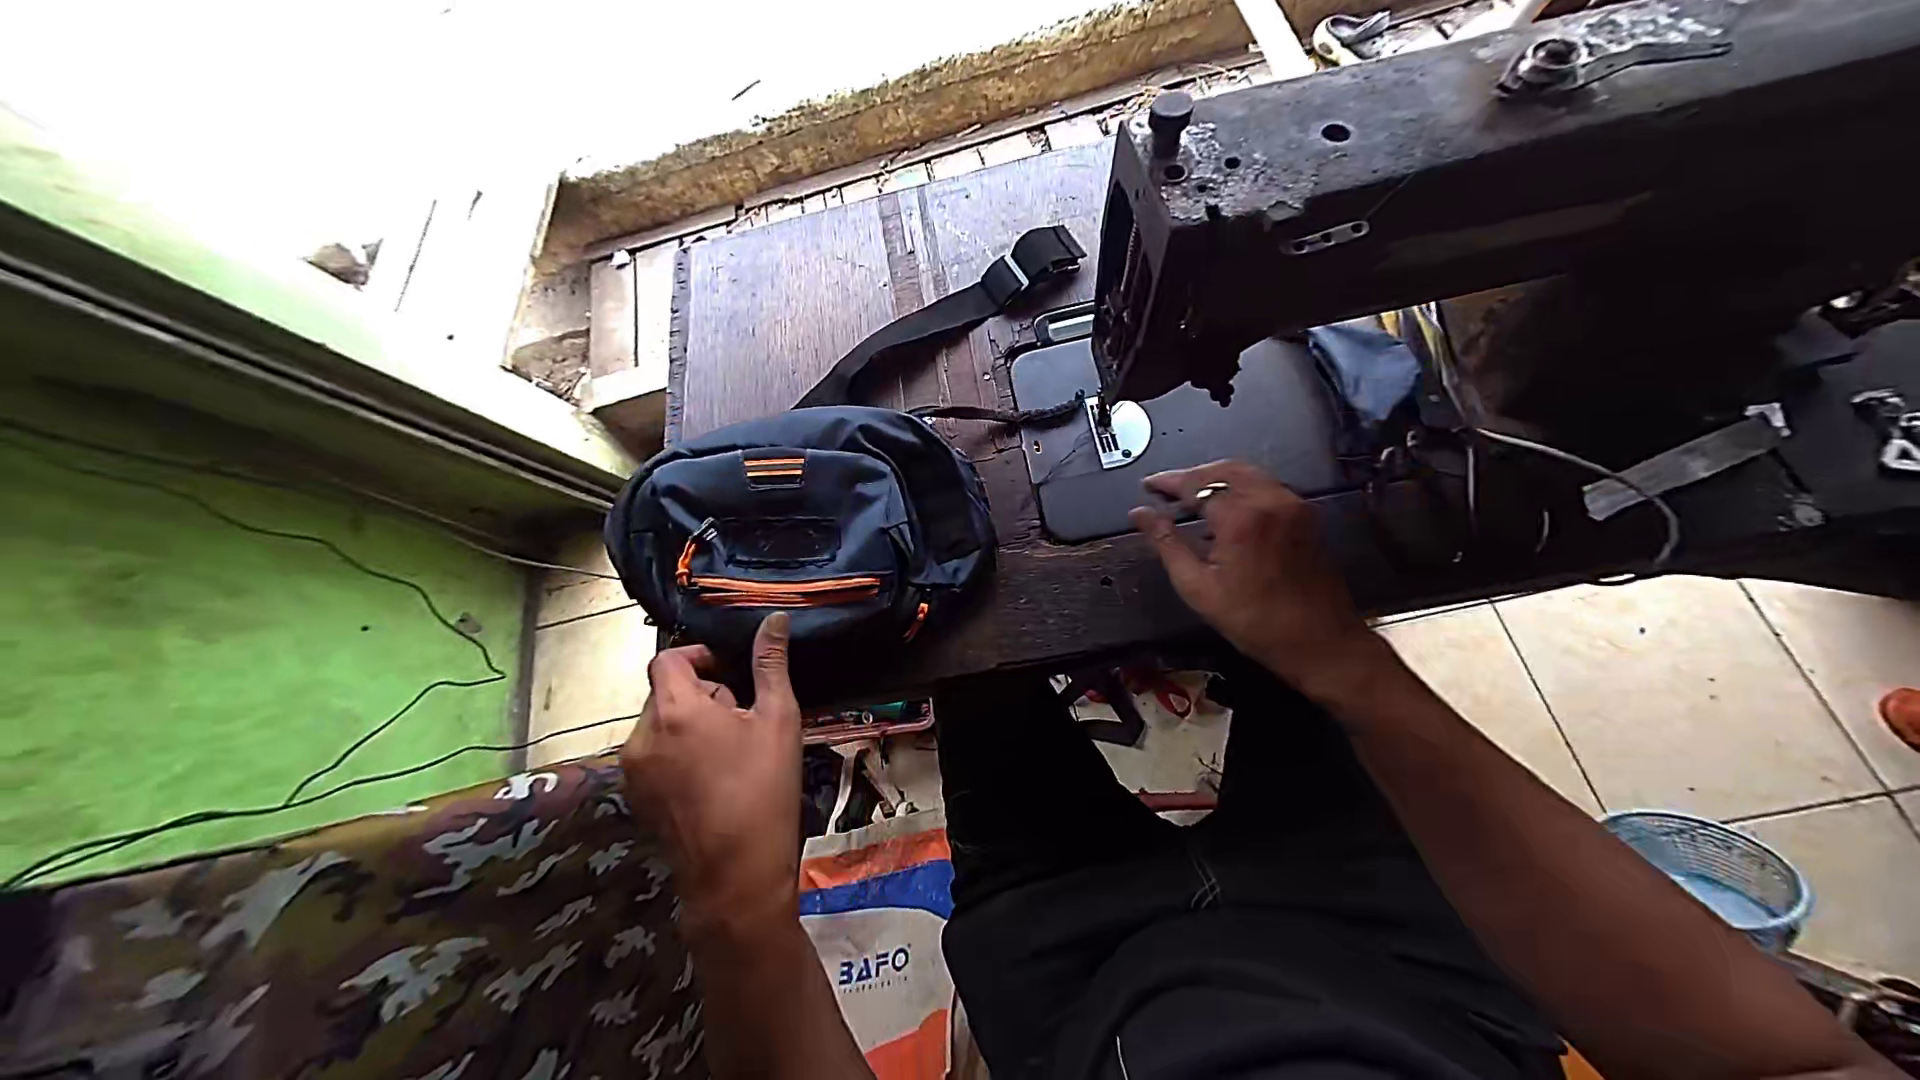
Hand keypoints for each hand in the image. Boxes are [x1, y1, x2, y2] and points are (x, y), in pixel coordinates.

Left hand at [621, 613, 802, 942]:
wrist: (737, 874)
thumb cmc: (764, 789)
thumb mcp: (778, 720)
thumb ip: (771, 664)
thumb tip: (774, 619)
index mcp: (674, 711)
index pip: (668, 659)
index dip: (699, 657)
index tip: (730, 676)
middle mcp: (642, 736)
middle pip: (666, 692)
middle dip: (703, 695)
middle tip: (743, 720)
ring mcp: (633, 770)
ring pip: (661, 724)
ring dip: (691, 723)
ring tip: (730, 752)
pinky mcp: (636, 797)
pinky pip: (654, 754)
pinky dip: (678, 752)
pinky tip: (712, 778)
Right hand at [1129, 460, 1386, 699]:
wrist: (1320, 641)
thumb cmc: (1253, 621)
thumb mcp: (1197, 586)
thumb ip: (1165, 543)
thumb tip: (1139, 514)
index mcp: (1241, 517)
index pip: (1196, 484)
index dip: (1168, 482)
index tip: (1148, 485)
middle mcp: (1270, 500)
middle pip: (1222, 470)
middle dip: (1191, 477)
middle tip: (1165, 491)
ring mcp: (1293, 504)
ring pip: (1247, 473)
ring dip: (1215, 480)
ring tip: (1191, 500)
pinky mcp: (1306, 514)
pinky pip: (1266, 486)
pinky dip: (1239, 489)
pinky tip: (1224, 512)